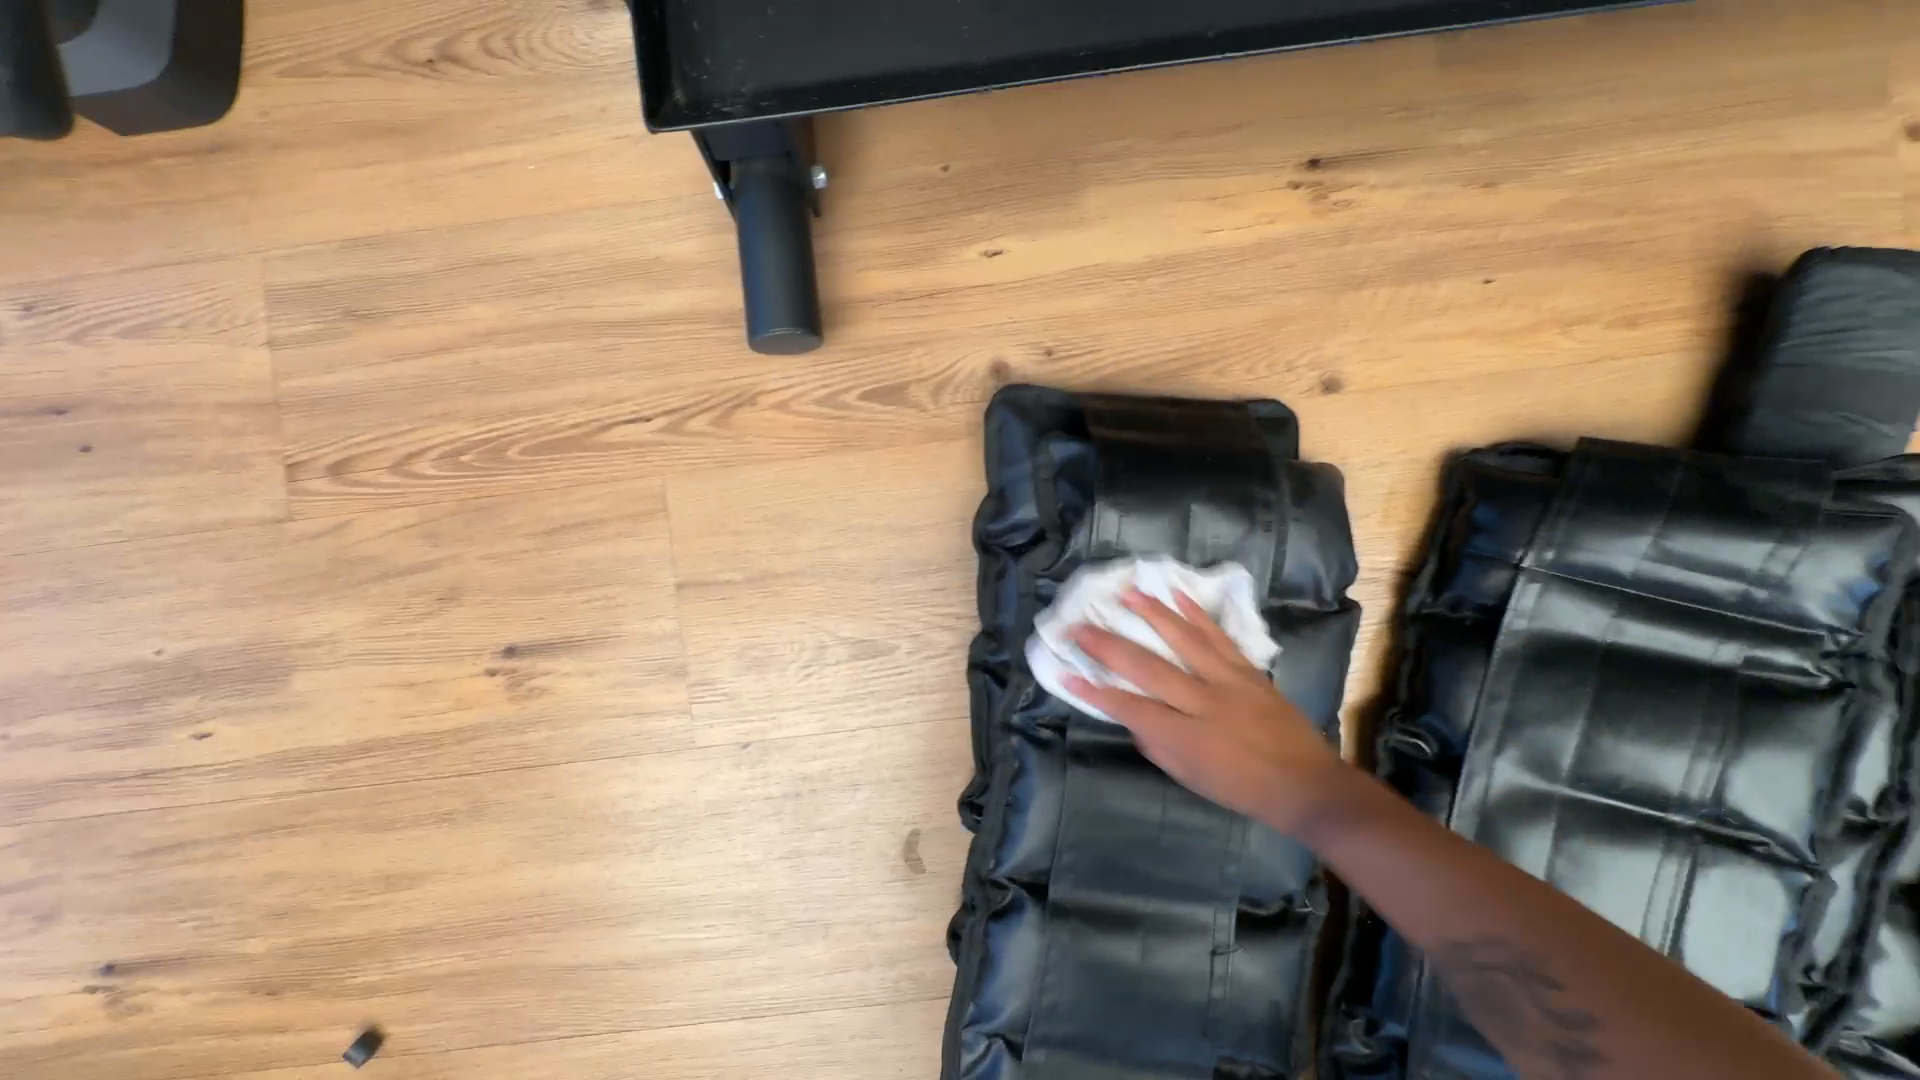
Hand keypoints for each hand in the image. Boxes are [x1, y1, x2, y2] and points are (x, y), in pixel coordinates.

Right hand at [1064, 589, 1348, 832]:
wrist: (1306, 784)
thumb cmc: (1242, 789)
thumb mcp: (1190, 778)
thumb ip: (1156, 745)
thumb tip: (1132, 717)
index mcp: (1185, 737)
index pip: (1129, 708)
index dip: (1093, 691)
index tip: (1064, 672)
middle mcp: (1203, 702)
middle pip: (1147, 667)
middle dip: (1108, 645)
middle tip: (1079, 625)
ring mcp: (1228, 681)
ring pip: (1184, 638)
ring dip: (1151, 612)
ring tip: (1126, 591)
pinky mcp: (1248, 670)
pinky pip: (1218, 636)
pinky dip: (1196, 613)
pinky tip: (1176, 594)